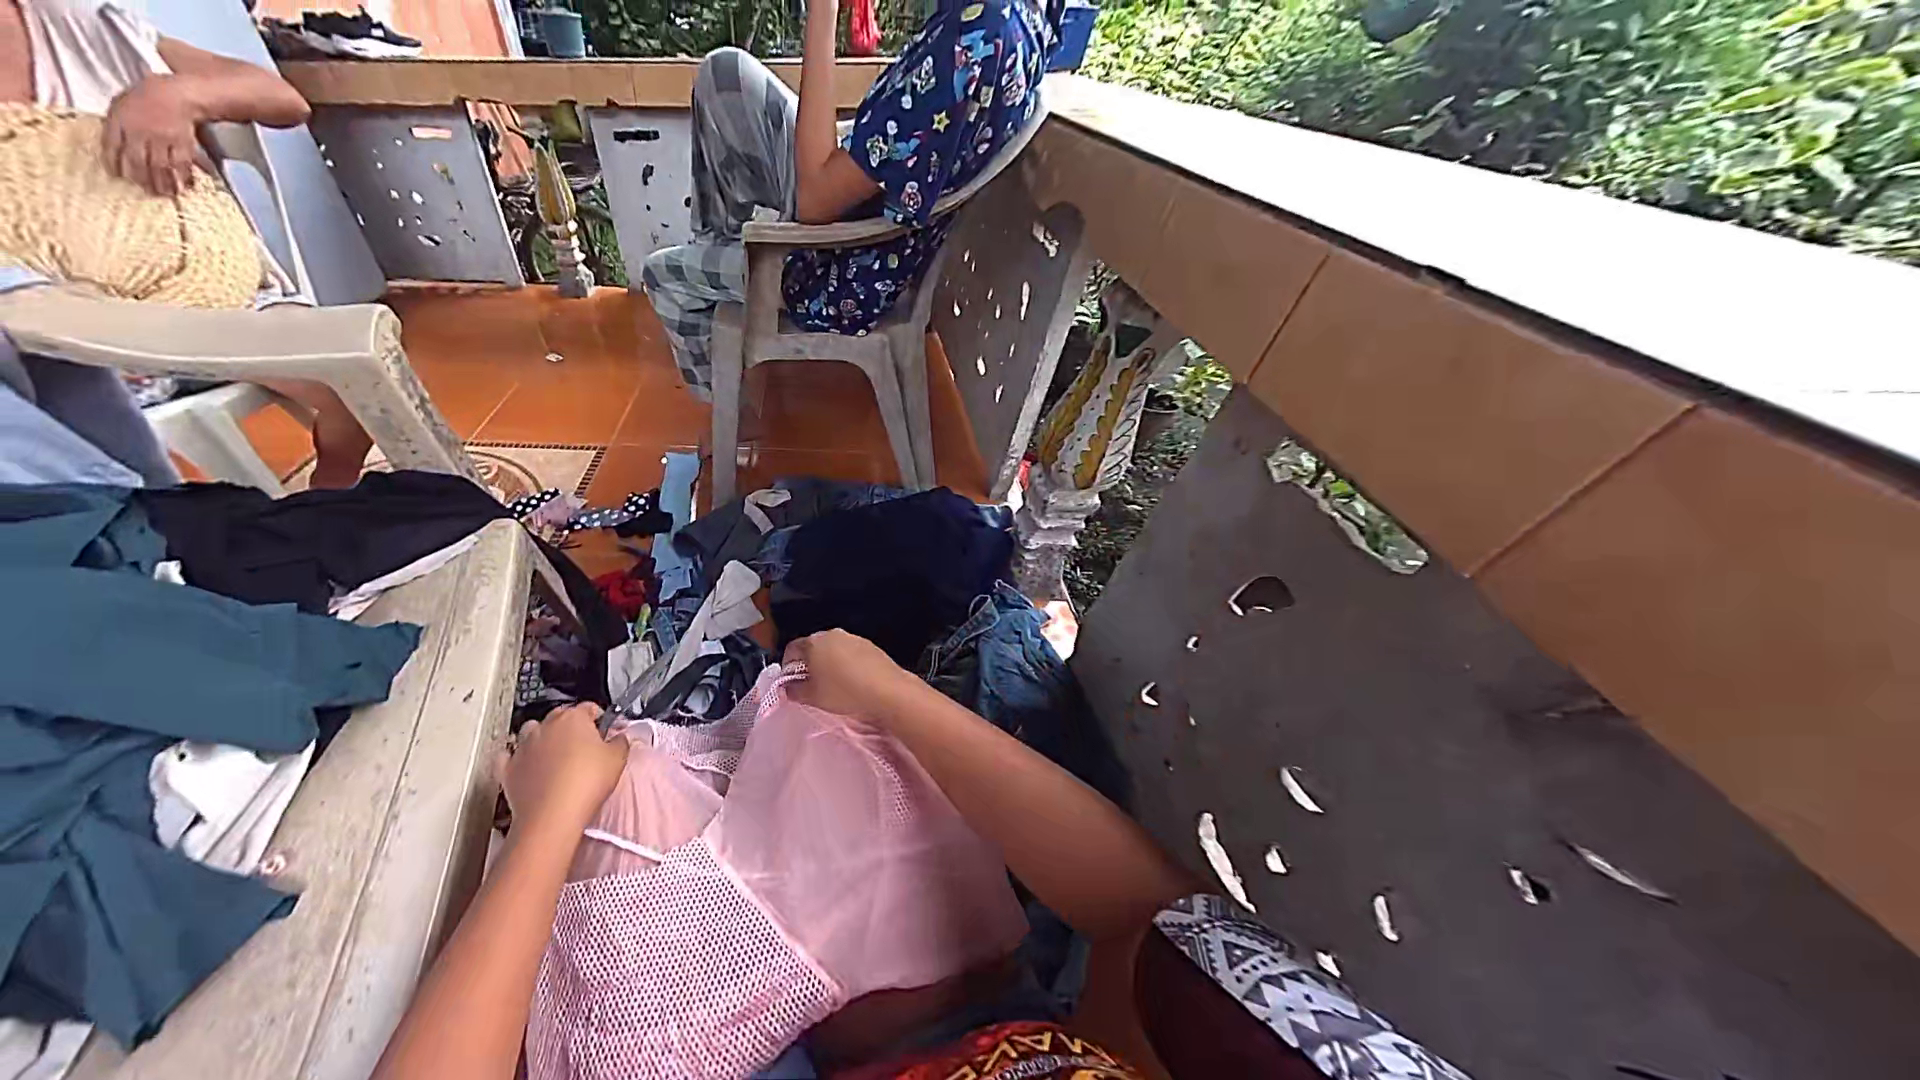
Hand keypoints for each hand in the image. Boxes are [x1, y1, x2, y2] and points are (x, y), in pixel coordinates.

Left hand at [103, 75, 202, 196]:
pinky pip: (181, 163)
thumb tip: (117, 146)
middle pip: (138, 159)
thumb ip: (118, 125)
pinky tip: (184, 185)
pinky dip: (183, 176)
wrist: (174, 95)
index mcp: (119, 121)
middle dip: (141, 177)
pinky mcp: (183, 145)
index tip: (117, 176)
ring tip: (166, 193)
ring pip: (160, 165)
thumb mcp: (120, 106)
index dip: (113, 162)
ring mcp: (162, 139)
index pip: (112, 145)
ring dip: (163, 181)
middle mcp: (139, 132)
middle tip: (146, 191)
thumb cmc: (144, 98)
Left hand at [497, 703, 624, 834]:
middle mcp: (546, 726)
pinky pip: (510, 756)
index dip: (600, 718)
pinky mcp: (508, 769)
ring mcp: (523, 747)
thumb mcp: (618, 758)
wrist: (552, 815)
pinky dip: (518, 757)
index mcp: (574, 718)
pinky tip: (528, 764)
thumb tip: (618, 738)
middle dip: (571, 725)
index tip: (605, 729)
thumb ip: (620, 741)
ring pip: (531, 731)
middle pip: (560, 716)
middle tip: (584, 743)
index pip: (589, 707)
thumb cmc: (586, 783)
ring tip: (556, 753)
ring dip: (543, 737)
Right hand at [782, 629, 923, 721]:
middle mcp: (834, 634)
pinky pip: (851, 654)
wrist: (887, 691)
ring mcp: (854, 638)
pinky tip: (852, 682)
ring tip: (833, 685)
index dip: (788, 666)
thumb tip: (789, 687)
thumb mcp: (812, 697)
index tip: (790, 682)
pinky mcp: (871, 646)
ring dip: (829, 664)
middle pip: (813, 647)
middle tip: (810, 685)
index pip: (792, 648)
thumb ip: (794, 690)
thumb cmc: (843, 693)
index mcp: (814, 641)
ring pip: (834, 649)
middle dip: (809, 664)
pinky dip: (847, 664)